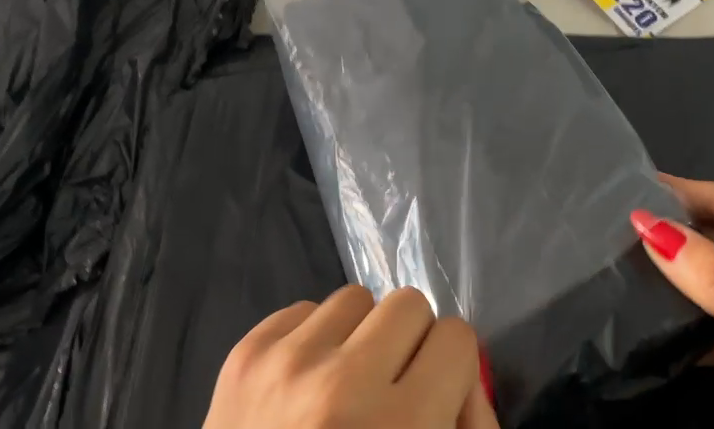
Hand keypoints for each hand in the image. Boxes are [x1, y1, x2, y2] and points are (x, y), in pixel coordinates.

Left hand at [203, 285, 497, 428]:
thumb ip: (469, 428)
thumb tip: (467, 378)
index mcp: (402, 426)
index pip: (457, 338)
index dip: (451, 371)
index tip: (434, 397)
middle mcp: (343, 385)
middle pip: (409, 303)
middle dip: (408, 343)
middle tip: (392, 388)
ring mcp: (287, 364)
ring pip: (356, 298)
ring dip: (359, 336)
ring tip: (344, 387)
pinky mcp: (245, 355)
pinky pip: (305, 309)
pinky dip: (313, 341)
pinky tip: (304, 388)